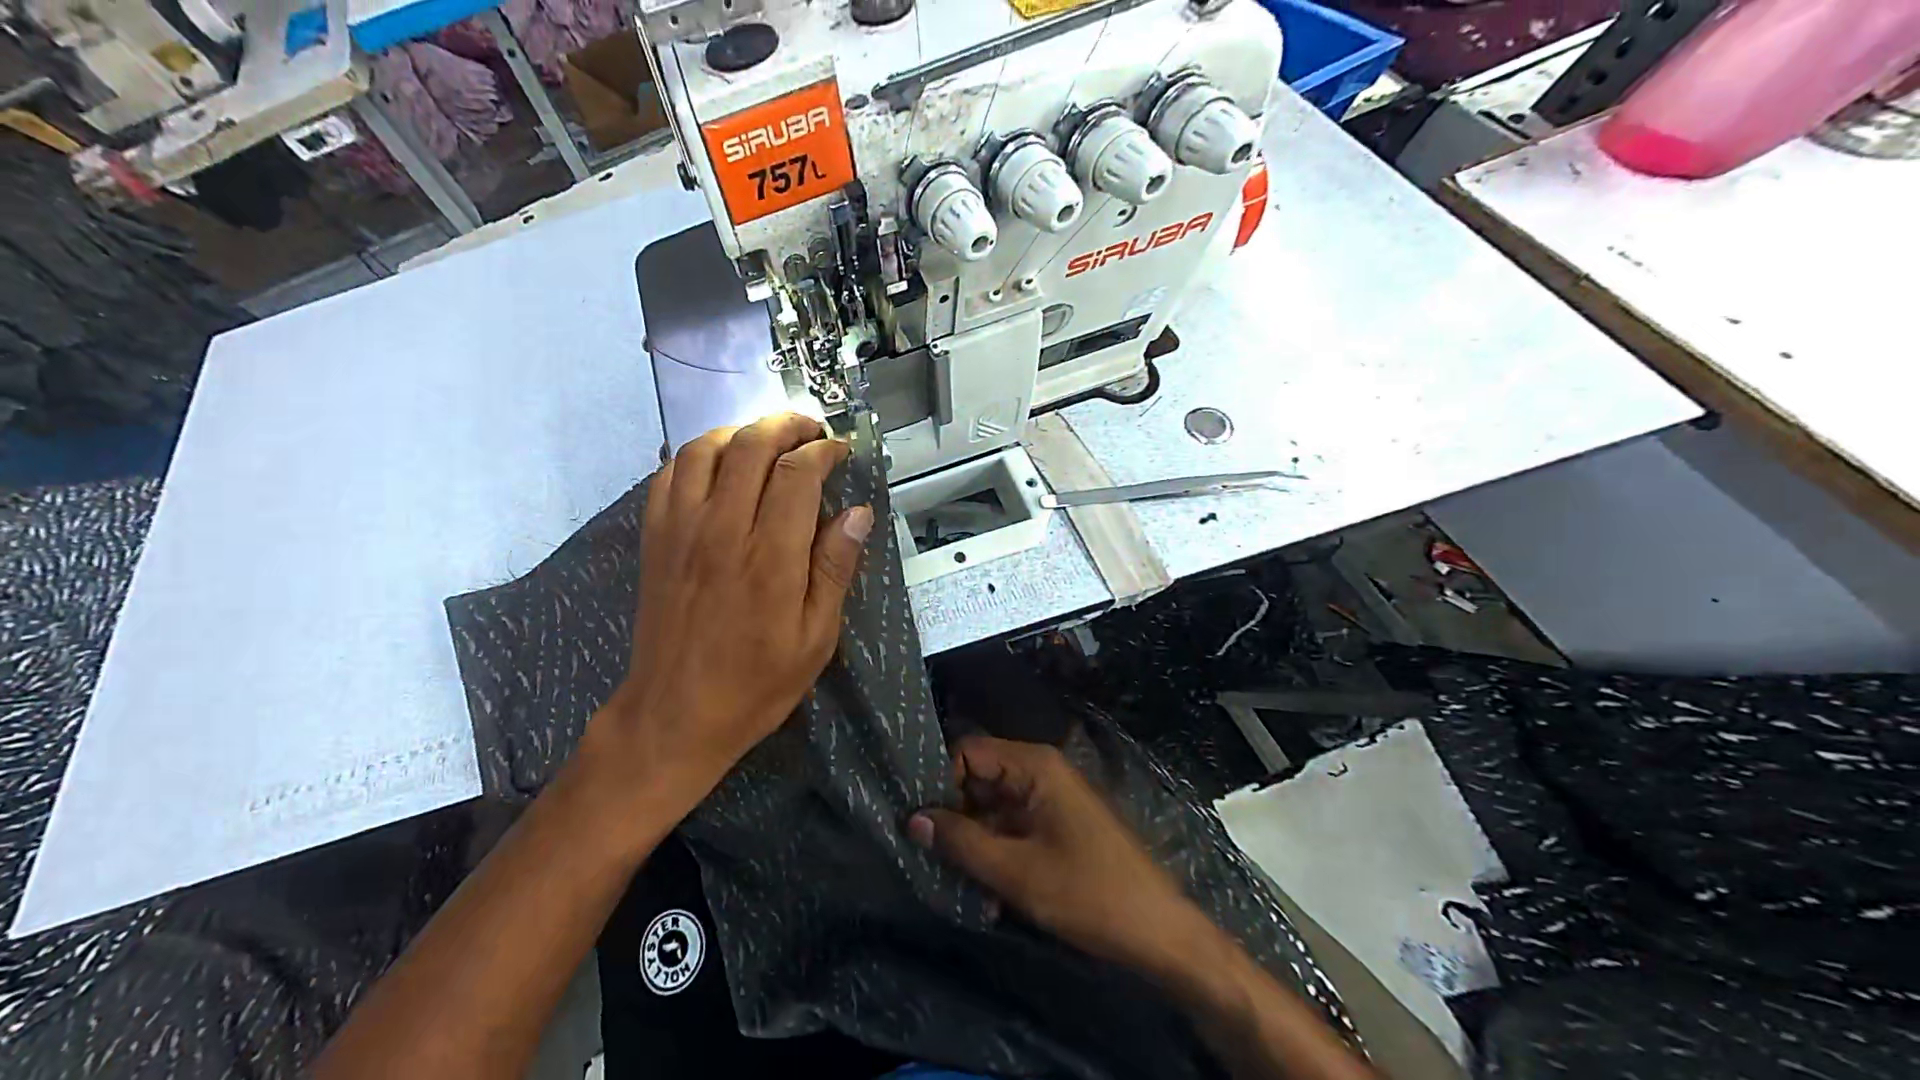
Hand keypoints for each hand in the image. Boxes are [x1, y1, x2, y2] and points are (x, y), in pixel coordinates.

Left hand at [583, 413, 872, 818]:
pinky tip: (718, 465)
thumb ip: (835, 568)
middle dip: (786, 426)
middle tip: (810, 432)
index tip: (840, 451)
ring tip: (767, 440)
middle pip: (751, 446)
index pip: (797, 474)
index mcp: (769, 557)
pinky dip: (696, 455)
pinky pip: (669, 475)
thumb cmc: (756, 683)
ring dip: (740, 432)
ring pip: (704, 449)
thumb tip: (859, 512)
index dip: (823, 451)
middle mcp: (721, 530)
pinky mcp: (655, 539)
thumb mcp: (816, 637)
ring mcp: (680, 530)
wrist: (675, 714)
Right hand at [907, 735, 1211, 976]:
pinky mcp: (1058, 824)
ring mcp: (1052, 798)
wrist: (1158, 931)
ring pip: (993, 806)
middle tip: (926, 853)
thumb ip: (961, 842)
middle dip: (953, 814)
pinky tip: (984, 892)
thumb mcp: (1015, 871)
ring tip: (950, 878)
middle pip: (979, 777)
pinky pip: (1013, 826)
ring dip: (973, 839)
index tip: (916, 819)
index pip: (968, 751)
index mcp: (1035, 766)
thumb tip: (912, 818)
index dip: (939, 780)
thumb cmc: (1088, 893)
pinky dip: (995, 851)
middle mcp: (1042, 771)